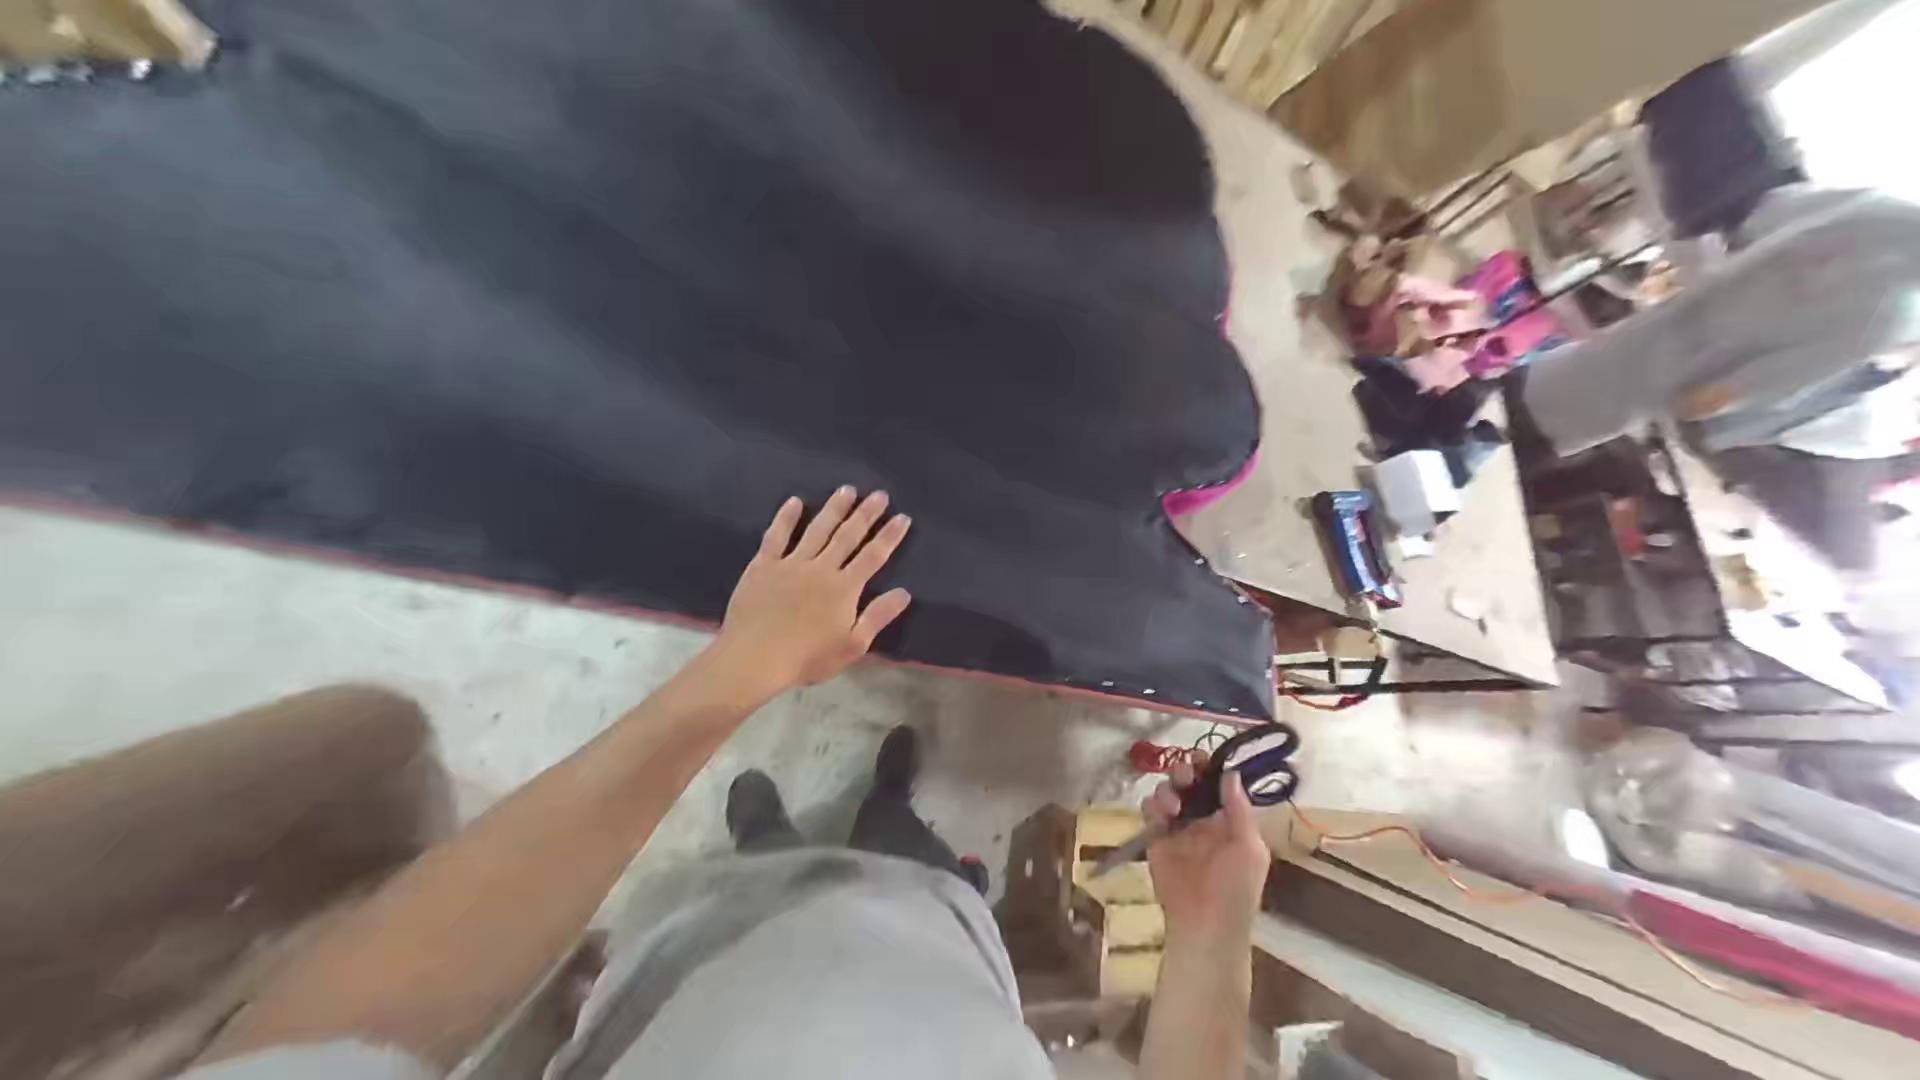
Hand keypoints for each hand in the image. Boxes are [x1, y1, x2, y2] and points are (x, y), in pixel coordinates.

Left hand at [712, 486, 912, 695]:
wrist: (755, 657)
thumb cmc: (807, 657)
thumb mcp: (853, 645)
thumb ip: (878, 616)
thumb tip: (904, 592)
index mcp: (844, 588)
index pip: (873, 556)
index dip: (889, 536)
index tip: (902, 517)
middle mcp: (821, 568)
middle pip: (848, 536)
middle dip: (866, 514)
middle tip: (879, 494)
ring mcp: (791, 563)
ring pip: (817, 529)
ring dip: (834, 508)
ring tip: (847, 489)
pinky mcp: (763, 566)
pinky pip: (776, 536)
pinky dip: (786, 518)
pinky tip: (794, 502)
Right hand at [1142, 752, 1268, 946]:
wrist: (1204, 924)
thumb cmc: (1235, 888)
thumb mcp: (1249, 848)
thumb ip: (1239, 809)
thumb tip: (1231, 773)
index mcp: (1227, 820)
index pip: (1216, 784)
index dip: (1208, 768)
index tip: (1200, 758)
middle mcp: (1201, 818)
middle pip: (1188, 782)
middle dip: (1184, 772)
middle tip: (1184, 775)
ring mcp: (1177, 827)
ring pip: (1166, 792)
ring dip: (1168, 789)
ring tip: (1173, 806)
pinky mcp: (1155, 838)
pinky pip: (1149, 811)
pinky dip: (1152, 806)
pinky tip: (1161, 817)